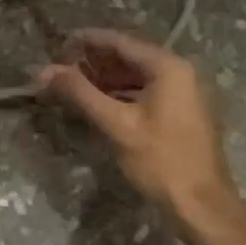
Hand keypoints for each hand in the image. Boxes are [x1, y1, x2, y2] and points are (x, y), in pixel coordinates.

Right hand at [37, 30, 236, 213]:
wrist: (201, 203)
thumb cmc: (160, 160)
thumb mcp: (117, 125)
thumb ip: (81, 94)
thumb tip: (44, 71)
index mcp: (167, 67)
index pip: (120, 42)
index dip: (87, 41)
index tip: (58, 44)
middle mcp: (179, 72)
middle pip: (129, 57)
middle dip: (94, 62)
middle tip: (61, 68)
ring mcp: (182, 93)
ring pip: (136, 76)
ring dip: (105, 79)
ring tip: (73, 85)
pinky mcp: (180, 113)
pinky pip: (145, 92)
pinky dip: (120, 94)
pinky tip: (98, 105)